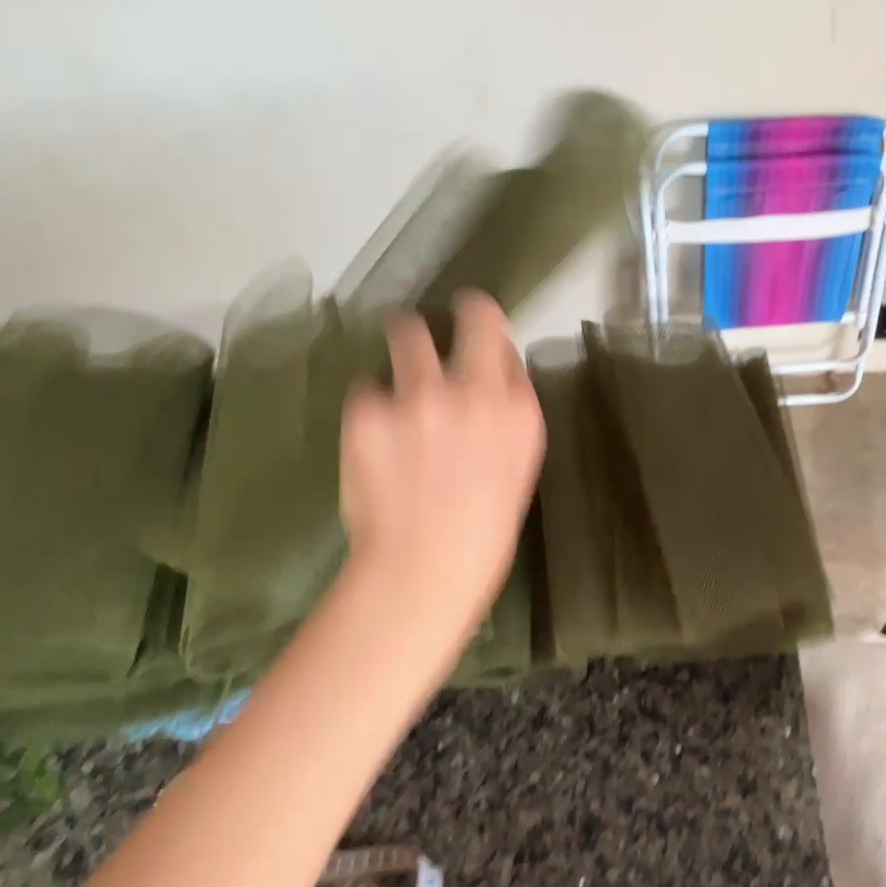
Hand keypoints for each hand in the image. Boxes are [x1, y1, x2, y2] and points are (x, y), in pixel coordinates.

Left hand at [337, 290, 544, 653]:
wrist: (423, 570)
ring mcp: (419, 396)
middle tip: (431, 336)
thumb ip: (508, 417)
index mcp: (518, 411)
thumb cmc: (481, 535)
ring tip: (396, 382)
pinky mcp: (368, 409)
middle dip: (451, 317)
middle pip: (467, 316)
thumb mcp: (517, 471)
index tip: (474, 337)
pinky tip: (374, 445)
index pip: (506, 340)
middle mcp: (474, 390)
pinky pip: (367, 389)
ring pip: (407, 334)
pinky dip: (370, 409)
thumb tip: (492, 377)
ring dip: (404, 348)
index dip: (487, 333)